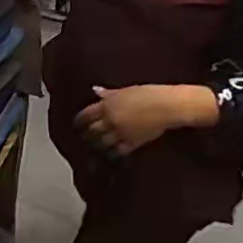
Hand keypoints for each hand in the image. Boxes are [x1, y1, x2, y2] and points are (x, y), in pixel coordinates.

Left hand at [76, 84, 219, 155]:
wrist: (166, 106)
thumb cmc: (148, 93)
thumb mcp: (126, 90)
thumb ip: (109, 93)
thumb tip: (95, 90)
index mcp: (107, 105)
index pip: (86, 115)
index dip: (79, 121)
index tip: (77, 124)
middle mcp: (110, 120)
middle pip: (91, 131)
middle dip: (86, 135)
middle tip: (83, 137)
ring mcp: (119, 133)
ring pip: (102, 143)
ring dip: (97, 145)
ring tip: (94, 147)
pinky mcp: (131, 144)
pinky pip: (117, 151)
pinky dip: (112, 153)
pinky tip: (110, 153)